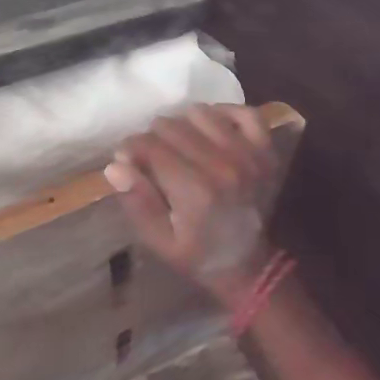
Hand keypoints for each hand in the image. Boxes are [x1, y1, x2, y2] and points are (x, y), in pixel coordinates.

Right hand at [105, 103, 276, 308]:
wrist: (248, 265)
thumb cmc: (197, 255)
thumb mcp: (158, 240)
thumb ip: (137, 202)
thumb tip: (115, 166)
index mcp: (194, 190)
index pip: (150, 146)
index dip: (130, 148)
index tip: (126, 159)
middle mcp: (222, 165)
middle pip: (172, 125)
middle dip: (152, 138)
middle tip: (151, 157)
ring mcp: (248, 155)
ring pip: (201, 113)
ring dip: (184, 124)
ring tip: (178, 143)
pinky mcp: (265, 151)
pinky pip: (244, 113)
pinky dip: (224, 114)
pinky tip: (210, 127)